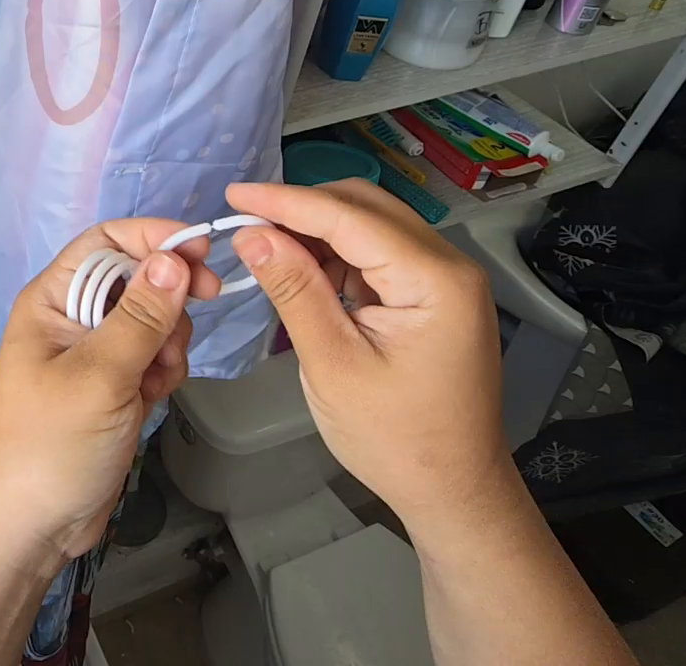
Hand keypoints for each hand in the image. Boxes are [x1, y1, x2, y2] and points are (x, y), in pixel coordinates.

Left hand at [0, 219, 220, 567]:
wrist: (31, 526)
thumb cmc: (51, 444)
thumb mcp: (100, 376)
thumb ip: (141, 317)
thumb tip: (173, 259)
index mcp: (53, 298)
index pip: (106, 241)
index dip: (153, 238)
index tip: (202, 253)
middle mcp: (72, 316)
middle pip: (137, 278)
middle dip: (166, 302)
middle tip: (178, 337)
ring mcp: (95, 352)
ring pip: (153, 319)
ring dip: (167, 343)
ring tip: (155, 381)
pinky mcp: (114, 384)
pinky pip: (154, 356)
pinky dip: (163, 371)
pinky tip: (152, 398)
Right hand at [225, 180, 511, 528]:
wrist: (452, 492)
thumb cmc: (393, 438)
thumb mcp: (332, 364)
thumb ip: (294, 290)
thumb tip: (251, 234)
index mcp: (436, 281)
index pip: (349, 218)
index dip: (286, 202)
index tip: (233, 193)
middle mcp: (448, 265)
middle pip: (364, 206)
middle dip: (301, 208)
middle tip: (245, 223)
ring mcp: (443, 277)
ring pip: (367, 223)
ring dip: (314, 229)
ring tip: (265, 249)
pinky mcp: (430, 292)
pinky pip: (374, 250)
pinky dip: (332, 252)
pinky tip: (301, 269)